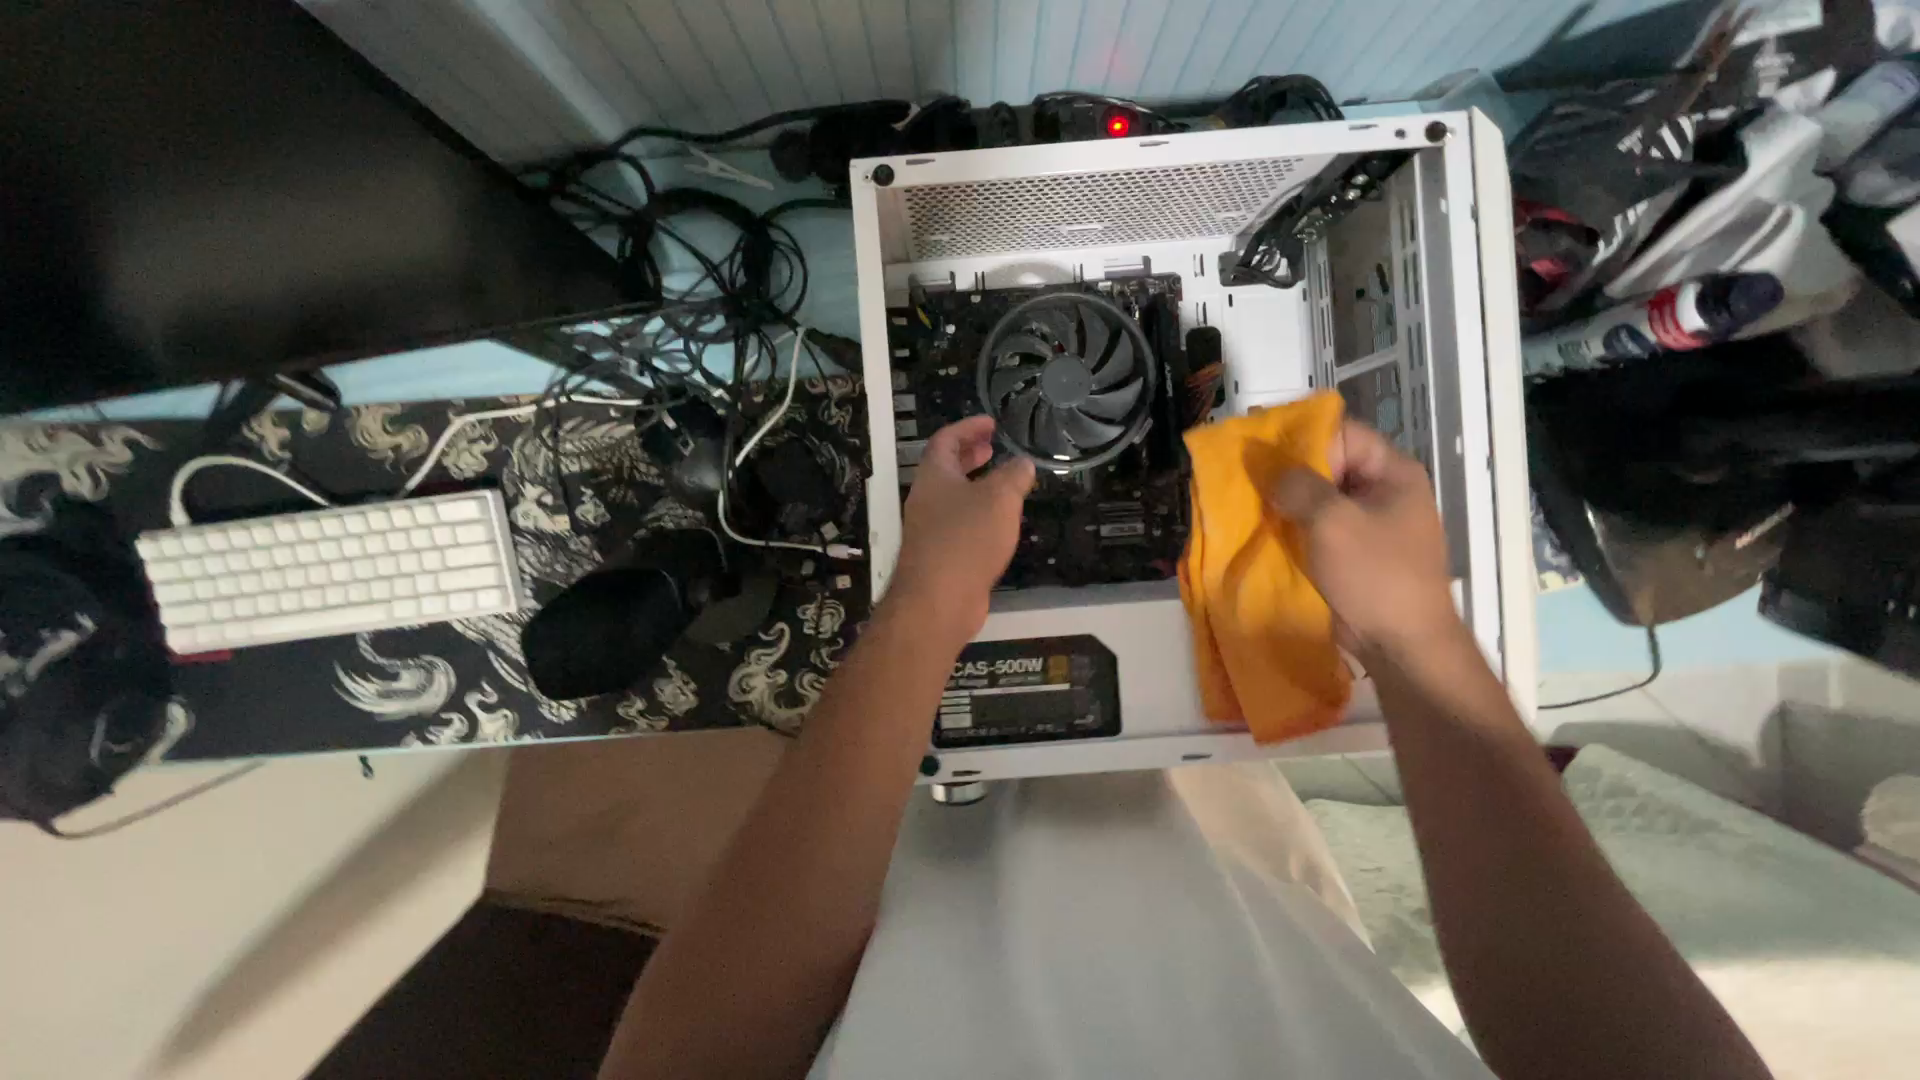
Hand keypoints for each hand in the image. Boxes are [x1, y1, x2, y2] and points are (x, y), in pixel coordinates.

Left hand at [886, 416, 1034, 642]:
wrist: (938, 600)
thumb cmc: (966, 539)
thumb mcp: (1000, 499)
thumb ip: (1013, 477)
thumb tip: (1023, 464)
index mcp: (934, 476)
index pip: (946, 440)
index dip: (968, 427)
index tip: (991, 424)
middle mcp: (926, 499)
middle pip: (945, 468)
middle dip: (969, 456)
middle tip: (992, 449)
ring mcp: (929, 529)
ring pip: (952, 498)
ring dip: (975, 487)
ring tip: (1003, 485)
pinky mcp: (939, 556)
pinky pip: (958, 525)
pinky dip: (978, 516)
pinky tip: (999, 525)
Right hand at [1268, 421, 1457, 658]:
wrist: (1402, 644)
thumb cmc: (1374, 574)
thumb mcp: (1332, 521)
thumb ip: (1298, 486)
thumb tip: (1270, 471)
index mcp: (1394, 474)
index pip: (1345, 435)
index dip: (1305, 439)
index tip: (1264, 454)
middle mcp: (1385, 493)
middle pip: (1331, 465)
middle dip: (1290, 473)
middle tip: (1250, 481)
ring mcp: (1372, 526)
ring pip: (1321, 500)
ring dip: (1288, 504)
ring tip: (1252, 507)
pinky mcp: (1357, 554)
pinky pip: (1320, 529)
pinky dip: (1295, 528)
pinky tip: (1268, 533)